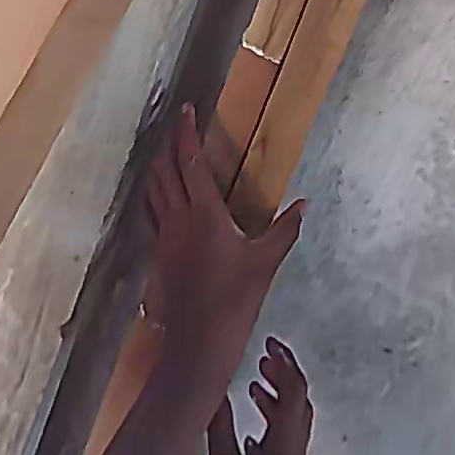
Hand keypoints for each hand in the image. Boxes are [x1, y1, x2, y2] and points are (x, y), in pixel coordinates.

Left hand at [144, 106, 304, 352]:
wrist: (197, 344)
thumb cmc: (235, 300)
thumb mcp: (265, 263)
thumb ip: (285, 230)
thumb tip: (304, 204)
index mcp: (204, 211)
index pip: (190, 160)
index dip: (186, 132)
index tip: (185, 110)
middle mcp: (178, 215)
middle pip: (164, 168)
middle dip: (168, 143)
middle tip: (175, 127)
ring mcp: (163, 233)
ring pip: (152, 188)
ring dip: (157, 165)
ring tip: (164, 153)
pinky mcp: (157, 252)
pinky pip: (150, 211)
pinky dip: (153, 194)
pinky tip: (159, 197)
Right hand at [205, 338, 313, 454]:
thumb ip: (221, 422)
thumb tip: (211, 388)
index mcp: (287, 436)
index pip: (295, 388)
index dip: (284, 360)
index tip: (271, 342)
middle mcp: (296, 444)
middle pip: (298, 398)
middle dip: (282, 371)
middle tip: (267, 352)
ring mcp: (295, 454)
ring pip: (294, 414)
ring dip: (278, 392)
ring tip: (257, 380)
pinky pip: (289, 430)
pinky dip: (276, 412)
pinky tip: (258, 412)